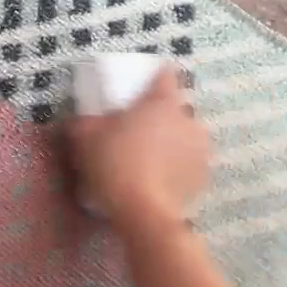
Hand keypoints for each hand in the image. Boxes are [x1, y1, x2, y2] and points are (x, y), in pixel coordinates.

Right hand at [67, 66, 210, 234]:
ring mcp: (201, 148)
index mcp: (161, 103)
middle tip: (132, 134)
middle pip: (172, 110)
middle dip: (155, 118)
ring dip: (166, 143)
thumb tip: (83, 119)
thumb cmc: (113, 164)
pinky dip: (173, 167)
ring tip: (144, 162)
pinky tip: (154, 181)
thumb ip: (83, 121)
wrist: (143, 212)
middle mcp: (188, 119)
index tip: (141, 86)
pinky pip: (186, 163)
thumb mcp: (84, 138)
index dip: (153, 76)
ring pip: (181, 137)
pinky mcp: (204, 175)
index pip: (165, 75)